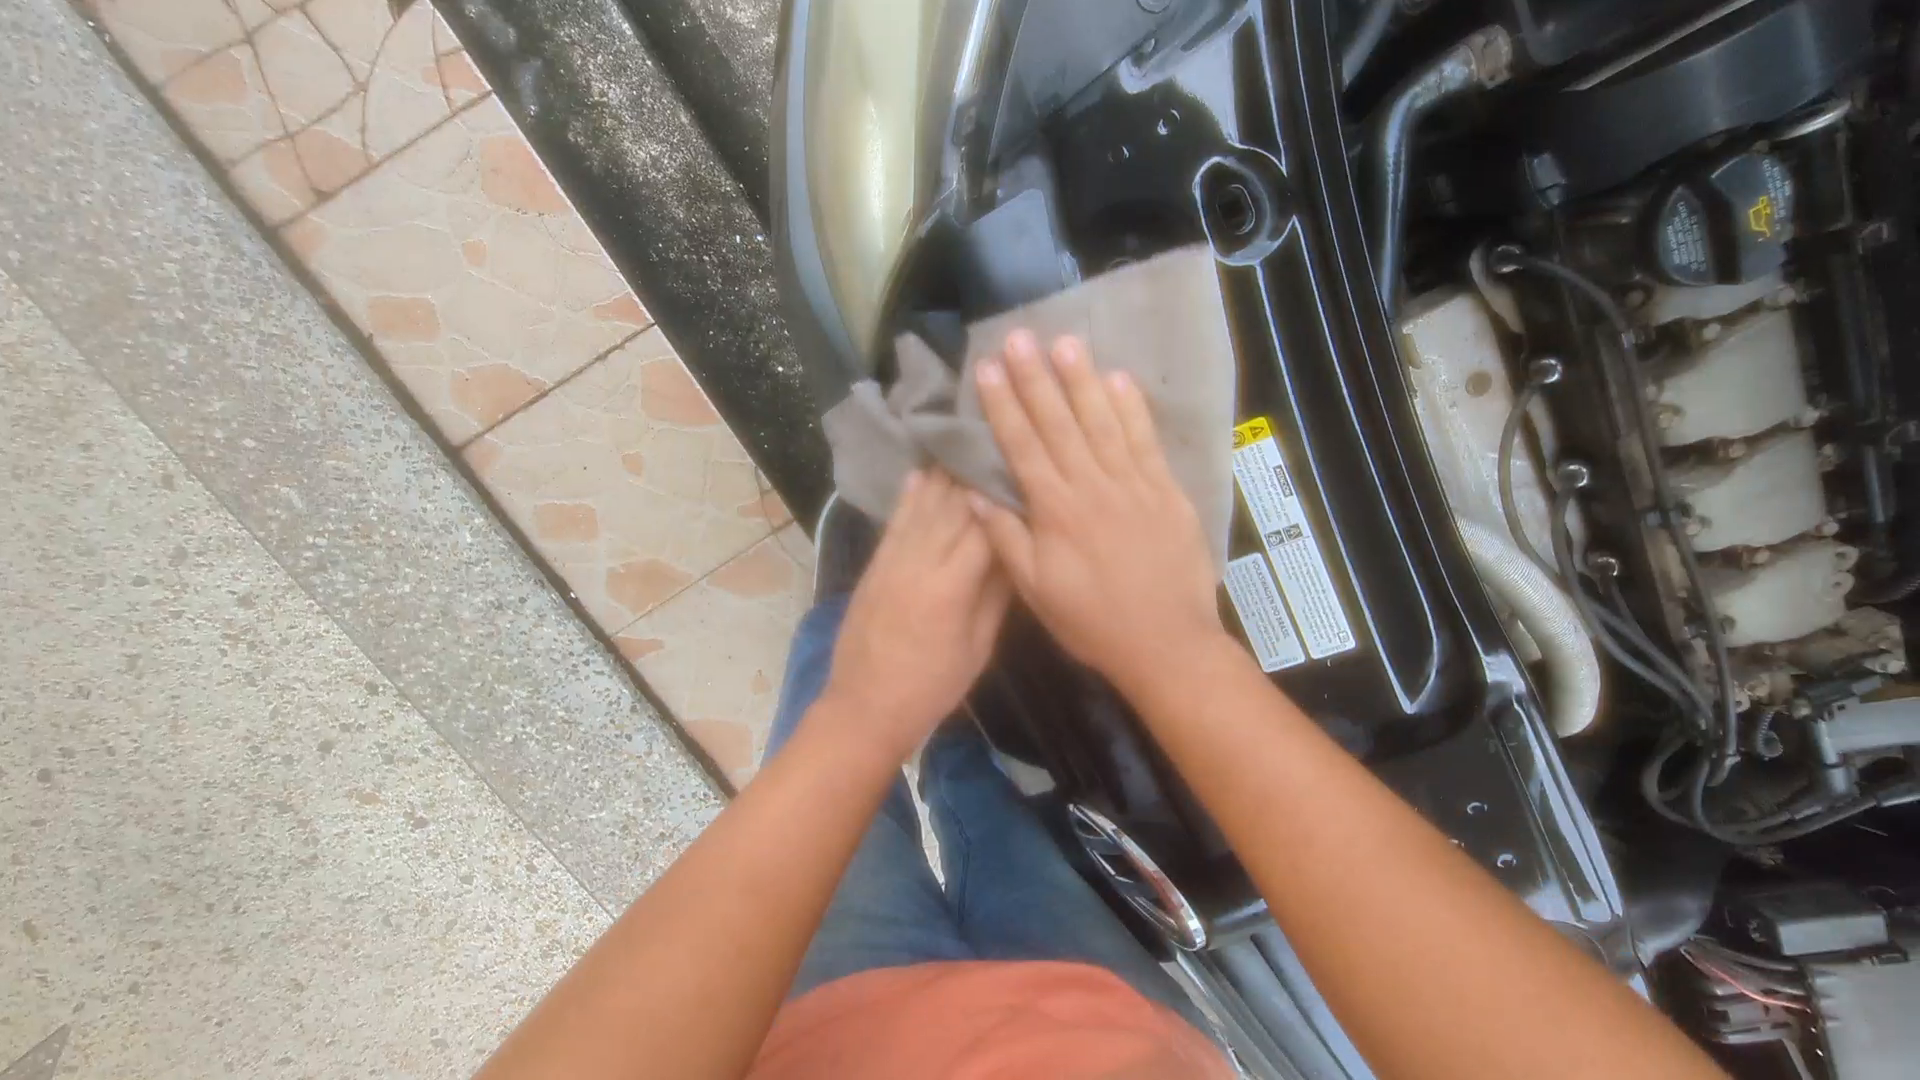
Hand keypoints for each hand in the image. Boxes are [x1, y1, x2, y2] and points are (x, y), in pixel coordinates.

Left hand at [818, 470, 1012, 757]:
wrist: (864, 708)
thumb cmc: (932, 687)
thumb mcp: (976, 649)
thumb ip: (996, 598)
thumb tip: (1015, 554)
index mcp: (950, 587)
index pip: (984, 529)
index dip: (1004, 500)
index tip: (1023, 473)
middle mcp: (918, 563)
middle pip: (951, 509)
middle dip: (974, 476)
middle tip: (996, 444)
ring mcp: (891, 562)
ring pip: (922, 509)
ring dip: (942, 477)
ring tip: (961, 444)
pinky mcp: (873, 567)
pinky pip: (894, 524)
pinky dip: (908, 497)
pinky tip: (919, 473)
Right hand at [972, 331, 1225, 685]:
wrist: (1166, 643)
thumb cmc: (1092, 621)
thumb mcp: (1036, 591)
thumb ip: (1007, 540)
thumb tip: (976, 494)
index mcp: (1056, 512)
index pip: (1023, 447)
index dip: (1004, 406)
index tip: (988, 368)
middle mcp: (1092, 487)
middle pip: (1060, 424)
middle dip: (1037, 379)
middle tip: (1021, 336)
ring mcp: (1134, 485)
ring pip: (1104, 423)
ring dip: (1083, 381)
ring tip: (1066, 343)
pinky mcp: (1166, 492)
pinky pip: (1146, 442)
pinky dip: (1132, 409)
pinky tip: (1120, 379)